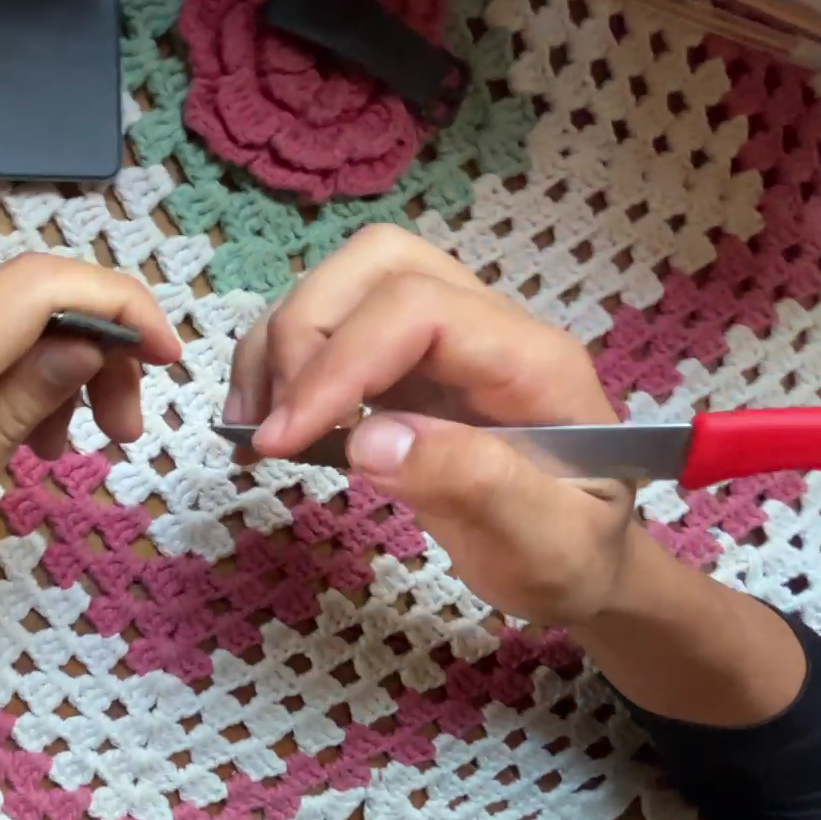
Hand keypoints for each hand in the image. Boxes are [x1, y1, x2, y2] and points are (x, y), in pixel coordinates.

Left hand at [0, 254, 181, 643]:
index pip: (33, 290)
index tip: (164, 356)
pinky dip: (5, 364)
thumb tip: (86, 343)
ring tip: (63, 445)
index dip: (115, 304)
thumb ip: (12, 413)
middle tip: (121, 426)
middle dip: (94, 344)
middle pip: (22, 292)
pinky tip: (14, 425)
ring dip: (52, 359)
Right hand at [226, 225, 633, 625]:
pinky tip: (257, 425)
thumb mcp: (545, 542)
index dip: (335, 365)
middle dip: (301, 333)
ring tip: (252, 429)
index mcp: (527, 362)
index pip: (416, 310)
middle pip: (377, 263)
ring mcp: (431, 339)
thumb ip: (474, 484)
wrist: (568, 556)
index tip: (280, 441)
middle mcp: (479, 326)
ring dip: (275, 347)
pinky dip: (271, 366)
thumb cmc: (565, 554)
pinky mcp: (393, 363)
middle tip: (274, 426)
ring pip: (338, 285)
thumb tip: (368, 441)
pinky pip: (320, 327)